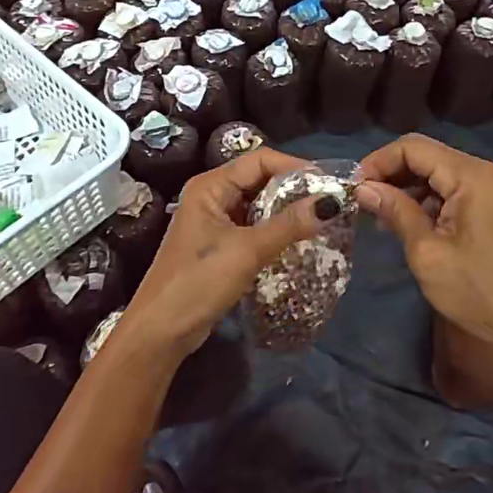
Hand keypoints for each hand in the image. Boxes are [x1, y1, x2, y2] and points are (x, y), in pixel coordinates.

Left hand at [117, 148, 331, 361]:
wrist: (160, 331)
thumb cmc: (198, 282)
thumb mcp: (247, 251)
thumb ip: (289, 225)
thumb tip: (332, 202)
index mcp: (211, 186)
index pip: (260, 160)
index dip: (294, 167)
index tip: (327, 183)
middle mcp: (213, 196)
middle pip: (261, 179)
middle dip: (294, 189)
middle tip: (329, 202)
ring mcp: (216, 221)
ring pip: (259, 204)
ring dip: (287, 210)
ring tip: (320, 219)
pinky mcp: (221, 244)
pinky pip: (255, 226)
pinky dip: (276, 230)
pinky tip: (298, 240)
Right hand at [356, 134, 492, 371]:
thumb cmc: (481, 291)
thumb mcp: (428, 253)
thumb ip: (396, 212)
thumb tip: (363, 188)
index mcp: (471, 175)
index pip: (413, 147)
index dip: (377, 162)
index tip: (352, 189)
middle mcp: (485, 172)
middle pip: (428, 157)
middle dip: (392, 175)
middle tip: (363, 205)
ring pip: (441, 175)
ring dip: (410, 190)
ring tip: (382, 219)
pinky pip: (456, 193)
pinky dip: (431, 203)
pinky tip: (412, 227)